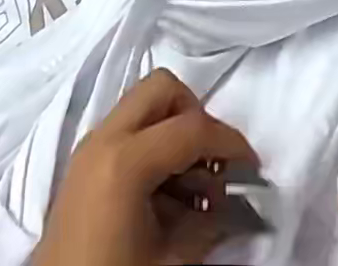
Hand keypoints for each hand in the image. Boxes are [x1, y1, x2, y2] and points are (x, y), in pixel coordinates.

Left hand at [32, 68, 257, 265]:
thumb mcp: (170, 261)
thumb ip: (208, 224)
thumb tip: (237, 204)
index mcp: (124, 160)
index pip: (190, 127)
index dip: (230, 141)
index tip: (253, 166)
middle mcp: (104, 137)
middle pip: (160, 88)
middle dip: (195, 115)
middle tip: (212, 161)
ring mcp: (89, 145)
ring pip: (142, 104)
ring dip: (174, 130)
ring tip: (194, 187)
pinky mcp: (84, 160)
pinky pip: (126, 129)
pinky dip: (153, 144)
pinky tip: (168, 194)